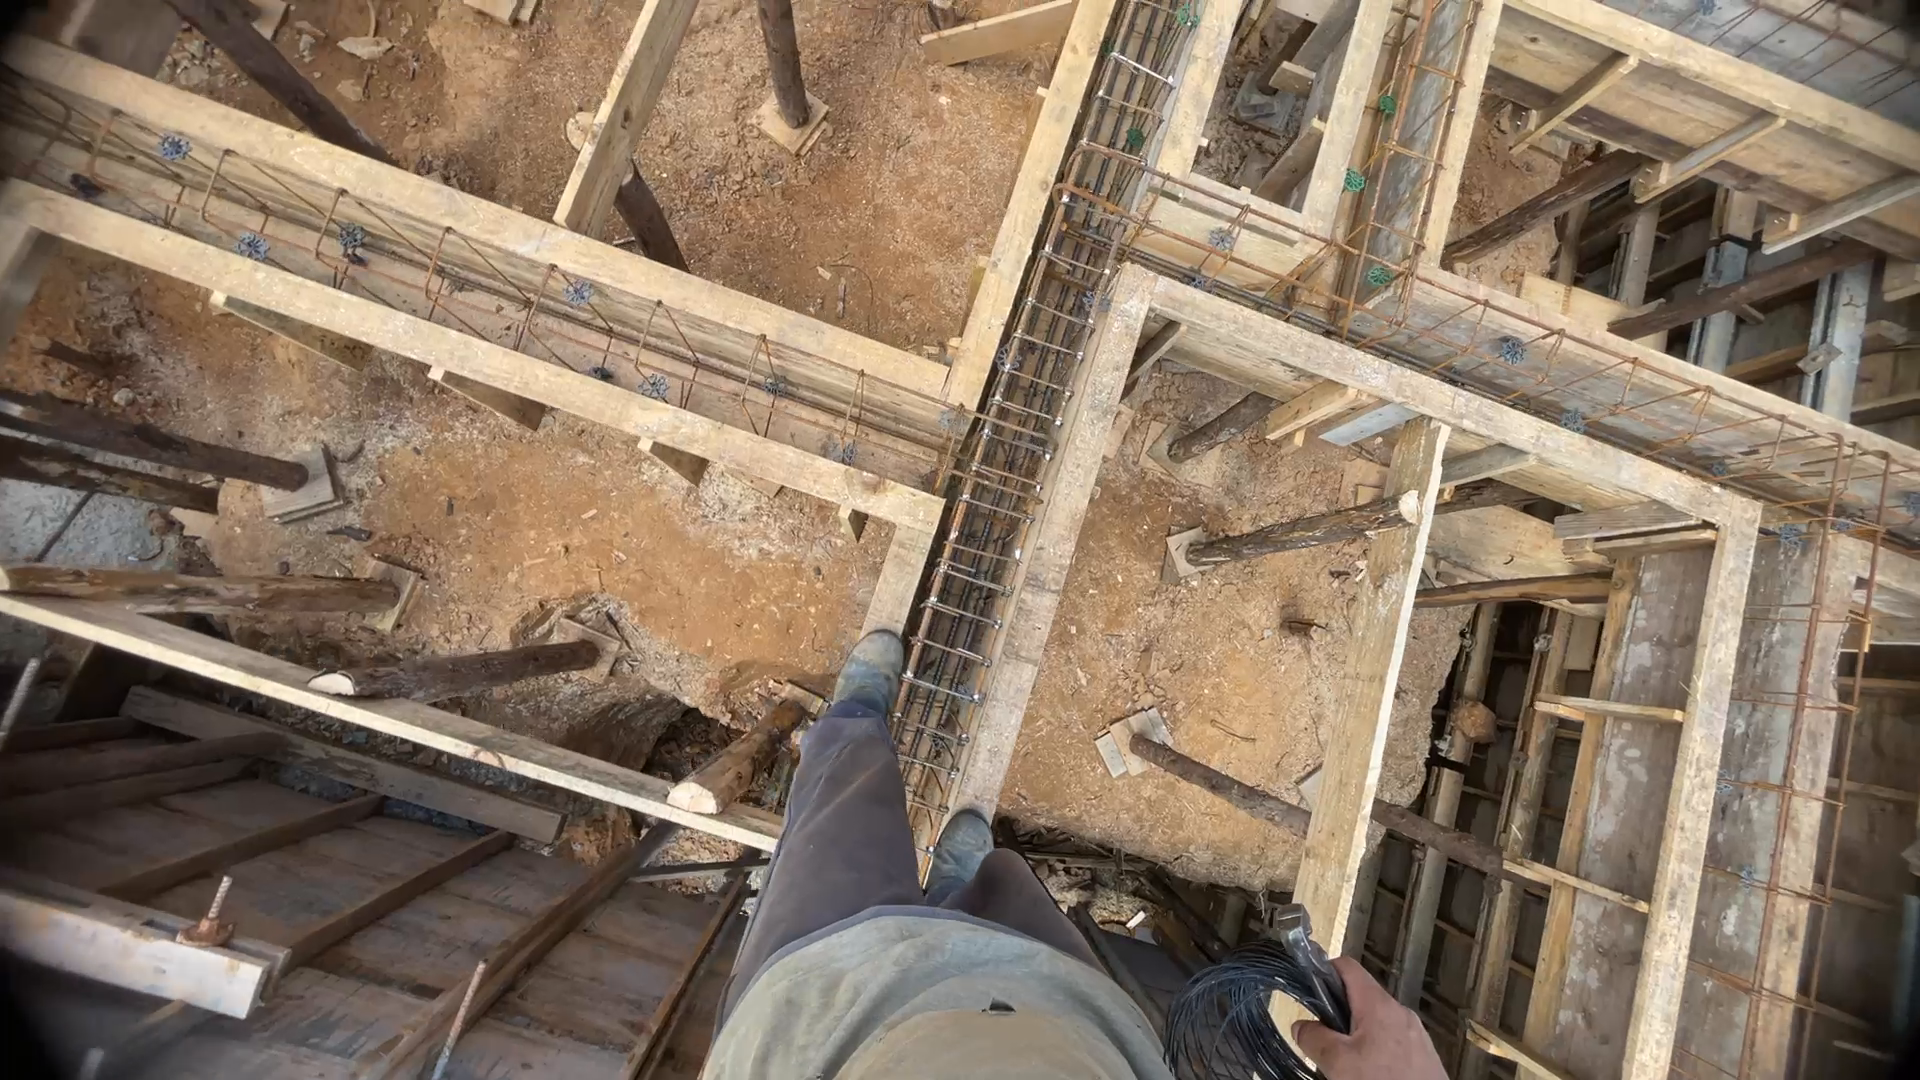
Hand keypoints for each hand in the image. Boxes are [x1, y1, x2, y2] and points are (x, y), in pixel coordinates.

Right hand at [1291, 957, 1445, 1079]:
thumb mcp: (1338, 1063)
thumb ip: (1313, 1038)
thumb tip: (1301, 1026)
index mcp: (1379, 1004)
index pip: (1346, 966)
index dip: (1323, 971)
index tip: (1310, 992)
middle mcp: (1401, 1013)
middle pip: (1361, 997)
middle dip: (1339, 1013)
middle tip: (1326, 1038)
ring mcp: (1418, 1037)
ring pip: (1377, 1023)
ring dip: (1358, 1036)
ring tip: (1350, 1063)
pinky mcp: (1427, 1060)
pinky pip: (1394, 1044)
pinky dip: (1378, 1052)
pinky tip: (1373, 1076)